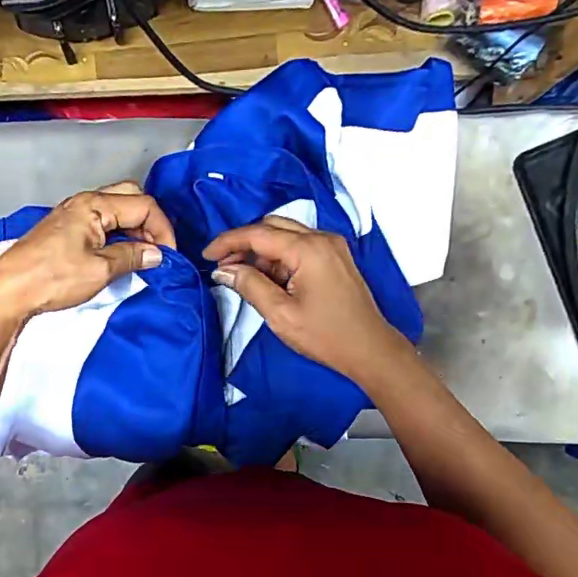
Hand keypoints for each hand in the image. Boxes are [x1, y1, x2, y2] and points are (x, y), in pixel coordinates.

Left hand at [0, 182, 176, 320]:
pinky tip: (123, 254)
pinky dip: (121, 234)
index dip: (163, 229)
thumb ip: (132, 257)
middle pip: (132, 197)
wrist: (10, 290)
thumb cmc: (53, 278)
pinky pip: (105, 221)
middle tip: (157, 250)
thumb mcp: (101, 269)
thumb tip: (157, 254)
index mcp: (93, 205)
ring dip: (136, 228)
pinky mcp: (69, 228)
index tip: (168, 256)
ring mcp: (75, 213)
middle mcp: (84, 202)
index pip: (144, 205)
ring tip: (142, 256)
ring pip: (118, 209)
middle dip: (151, 222)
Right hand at [203, 215, 413, 382]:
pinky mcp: (337, 258)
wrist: (370, 349)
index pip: (258, 233)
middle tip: (225, 268)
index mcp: (308, 249)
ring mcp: (333, 246)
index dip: (228, 242)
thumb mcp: (281, 314)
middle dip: (245, 244)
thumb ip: (250, 286)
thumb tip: (224, 271)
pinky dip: (281, 257)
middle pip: (272, 227)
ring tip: (245, 277)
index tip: (207, 256)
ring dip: (263, 251)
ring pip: (287, 235)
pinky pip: (302, 246)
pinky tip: (270, 279)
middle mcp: (322, 238)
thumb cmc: (327, 336)